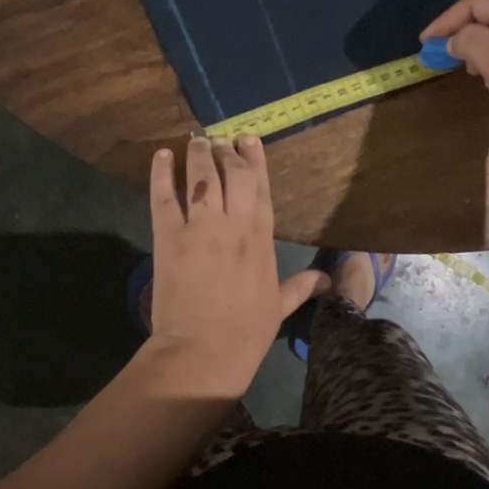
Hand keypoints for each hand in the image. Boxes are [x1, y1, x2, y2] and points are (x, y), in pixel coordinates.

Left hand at [145, 135, 327, 397]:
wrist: (204, 349)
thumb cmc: (246, 332)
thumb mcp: (279, 306)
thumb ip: (300, 286)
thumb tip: (327, 281)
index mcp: (261, 238)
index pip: (261, 189)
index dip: (255, 161)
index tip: (249, 140)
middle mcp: (234, 224)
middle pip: (233, 175)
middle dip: (226, 152)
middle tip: (218, 140)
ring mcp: (200, 227)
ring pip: (201, 177)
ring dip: (198, 154)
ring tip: (196, 140)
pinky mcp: (168, 236)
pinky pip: (164, 197)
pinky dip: (162, 173)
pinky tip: (162, 155)